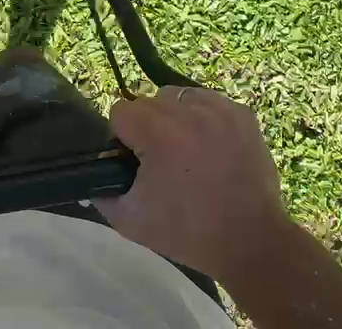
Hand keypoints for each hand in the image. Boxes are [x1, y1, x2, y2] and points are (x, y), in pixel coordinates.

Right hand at [96, 86, 289, 279]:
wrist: (252, 244)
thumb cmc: (188, 232)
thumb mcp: (131, 221)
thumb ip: (100, 194)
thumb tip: (90, 177)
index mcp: (156, 131)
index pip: (120, 111)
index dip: (123, 138)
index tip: (136, 162)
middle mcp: (186, 110)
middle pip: (148, 102)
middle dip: (148, 127)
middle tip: (162, 162)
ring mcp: (218, 109)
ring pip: (178, 96)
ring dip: (175, 117)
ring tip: (187, 151)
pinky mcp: (241, 114)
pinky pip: (208, 101)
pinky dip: (203, 117)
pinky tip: (210, 146)